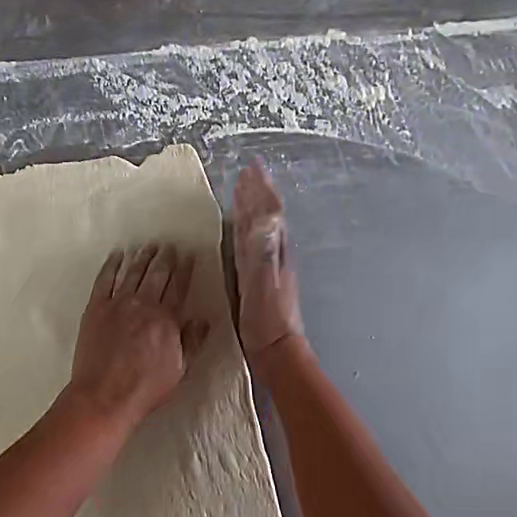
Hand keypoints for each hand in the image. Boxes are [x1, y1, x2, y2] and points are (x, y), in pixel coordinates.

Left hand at [68, 244, 210, 422]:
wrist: (104, 396)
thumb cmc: (144, 388)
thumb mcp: (179, 369)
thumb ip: (192, 342)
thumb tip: (203, 321)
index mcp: (167, 319)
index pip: (179, 287)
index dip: (185, 270)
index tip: (189, 257)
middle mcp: (143, 305)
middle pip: (157, 274)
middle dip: (165, 258)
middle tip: (169, 247)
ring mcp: (118, 304)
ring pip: (133, 272)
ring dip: (142, 258)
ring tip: (148, 247)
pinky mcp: (96, 308)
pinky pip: (105, 280)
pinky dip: (112, 265)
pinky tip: (117, 256)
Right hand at [232, 161, 304, 357]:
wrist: (275, 348)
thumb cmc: (268, 319)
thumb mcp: (264, 284)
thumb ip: (264, 253)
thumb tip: (266, 219)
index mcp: (275, 250)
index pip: (269, 212)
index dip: (262, 189)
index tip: (253, 168)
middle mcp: (273, 253)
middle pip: (266, 214)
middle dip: (257, 192)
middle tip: (247, 171)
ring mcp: (267, 264)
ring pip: (259, 227)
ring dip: (252, 206)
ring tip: (243, 190)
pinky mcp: (257, 277)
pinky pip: (251, 243)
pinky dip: (246, 227)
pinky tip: (241, 228)